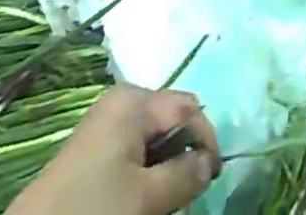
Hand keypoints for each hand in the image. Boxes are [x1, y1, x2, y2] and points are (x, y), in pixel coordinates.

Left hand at [7, 83, 219, 214]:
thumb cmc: (93, 210)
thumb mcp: (146, 197)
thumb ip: (185, 174)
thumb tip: (209, 162)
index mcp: (134, 101)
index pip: (189, 107)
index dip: (206, 141)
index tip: (212, 179)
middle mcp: (122, 101)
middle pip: (172, 117)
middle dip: (185, 151)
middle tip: (186, 190)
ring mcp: (107, 122)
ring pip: (156, 136)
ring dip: (167, 164)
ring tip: (164, 198)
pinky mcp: (97, 146)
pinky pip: (137, 147)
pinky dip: (148, 169)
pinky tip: (144, 196)